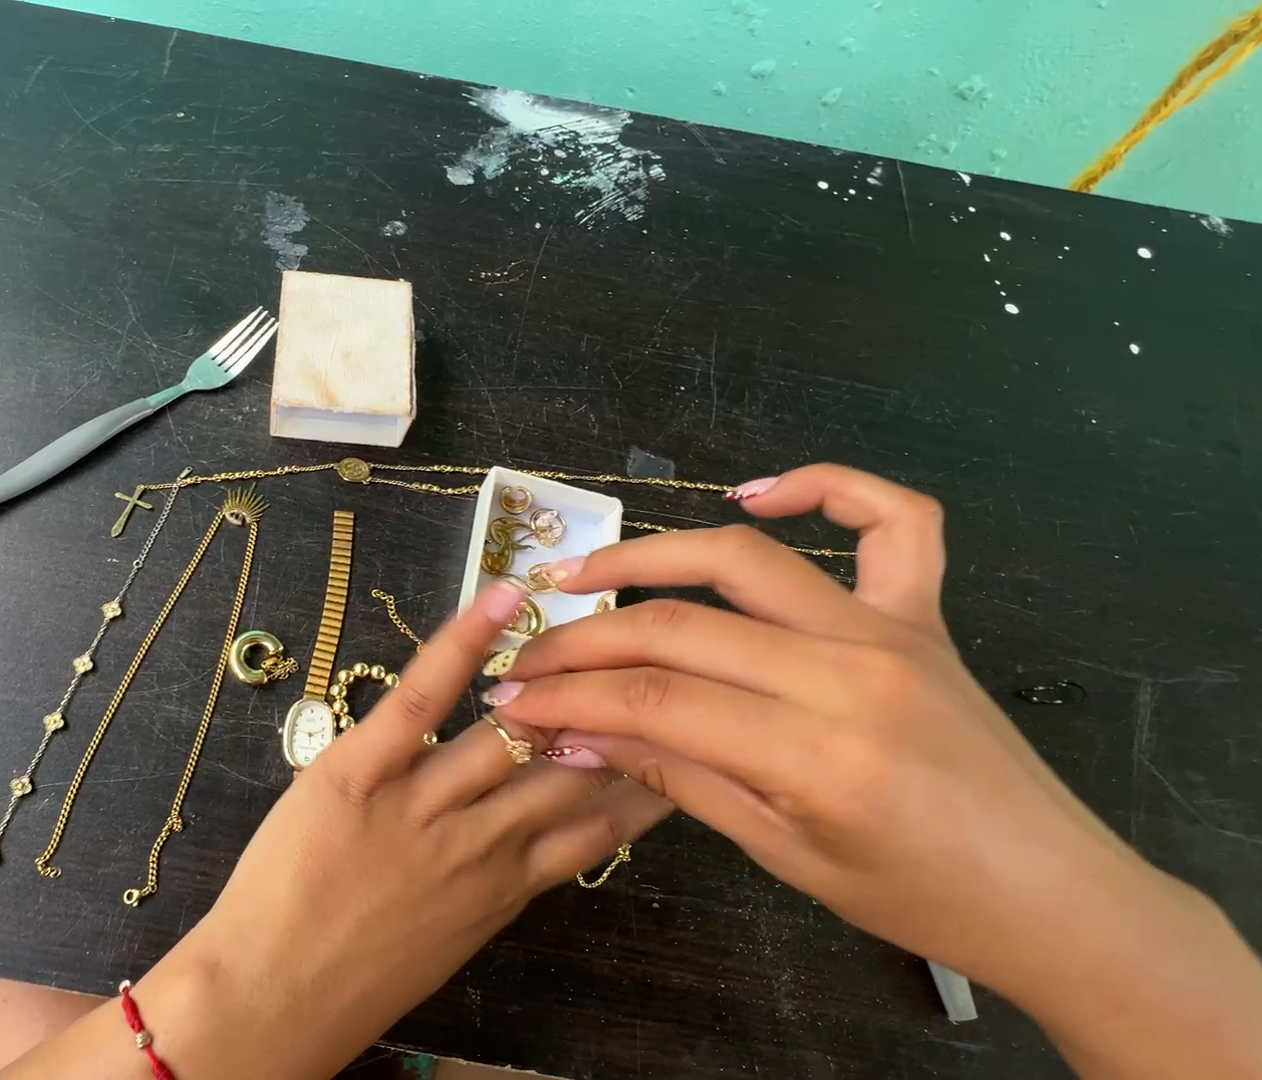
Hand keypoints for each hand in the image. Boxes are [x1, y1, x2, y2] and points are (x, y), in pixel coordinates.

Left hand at [131, 581, 670, 1078]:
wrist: (270, 1000)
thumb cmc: (351, 981)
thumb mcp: (446, 942)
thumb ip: (492, 885)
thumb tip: (528, 837)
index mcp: (502, 889)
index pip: (593, 829)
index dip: (640, 784)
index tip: (678, 747)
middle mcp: (479, 843)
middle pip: (567, 772)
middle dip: (614, 723)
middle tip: (654, 671)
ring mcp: (421, 803)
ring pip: (510, 736)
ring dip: (559, 685)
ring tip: (599, 636)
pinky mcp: (360, 770)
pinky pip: (421, 698)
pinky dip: (461, 644)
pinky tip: (499, 599)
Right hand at [491, 464, 1261, 1074]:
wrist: (1057, 898)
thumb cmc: (914, 895)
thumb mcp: (777, 851)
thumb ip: (670, 773)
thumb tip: (569, 733)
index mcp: (820, 755)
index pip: (653, 700)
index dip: (567, 696)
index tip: (510, 699)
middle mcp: (852, 672)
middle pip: (679, 625)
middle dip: (582, 638)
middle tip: (526, 655)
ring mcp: (892, 629)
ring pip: (742, 559)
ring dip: (646, 556)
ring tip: (578, 573)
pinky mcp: (923, 612)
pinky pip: (893, 521)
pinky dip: (828, 486)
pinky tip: (759, 493)